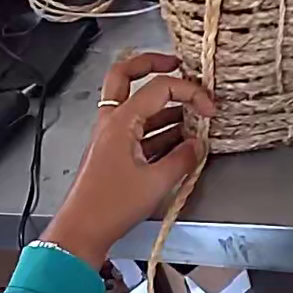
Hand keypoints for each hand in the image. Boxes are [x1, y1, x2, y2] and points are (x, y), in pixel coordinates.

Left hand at [43, 52, 215, 268]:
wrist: (83, 229)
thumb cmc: (110, 206)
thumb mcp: (156, 182)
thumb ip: (183, 159)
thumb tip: (198, 145)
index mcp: (120, 120)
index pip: (159, 88)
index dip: (190, 93)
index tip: (209, 108)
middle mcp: (111, 121)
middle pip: (127, 75)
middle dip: (152, 63)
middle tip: (177, 63)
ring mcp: (110, 136)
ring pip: (135, 104)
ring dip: (162, 105)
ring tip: (190, 117)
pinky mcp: (113, 152)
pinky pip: (137, 129)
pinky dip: (157, 128)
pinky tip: (178, 141)